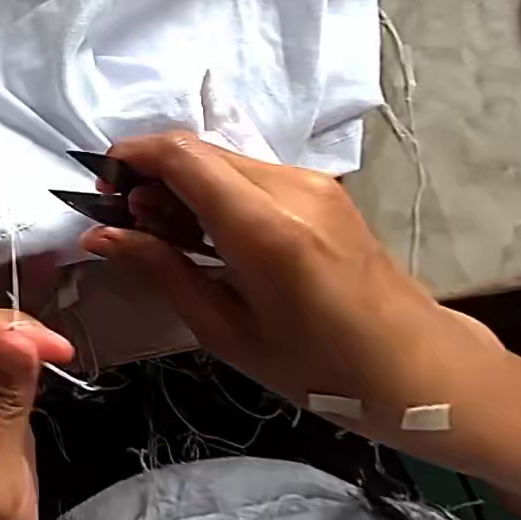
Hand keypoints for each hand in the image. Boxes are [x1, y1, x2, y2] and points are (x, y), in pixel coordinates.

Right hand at [81, 131, 502, 425]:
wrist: (420, 366)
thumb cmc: (321, 369)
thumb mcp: (229, 332)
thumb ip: (162, 271)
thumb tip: (100, 235)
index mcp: (267, 229)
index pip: (182, 156)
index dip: (132, 157)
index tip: (102, 187)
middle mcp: (290, 186)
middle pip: (197, 149)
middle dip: (150, 173)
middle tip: (128, 223)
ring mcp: (311, 180)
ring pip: (221, 157)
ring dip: (180, 183)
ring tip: (167, 235)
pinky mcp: (320, 185)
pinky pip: (247, 171)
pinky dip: (212, 190)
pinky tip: (210, 234)